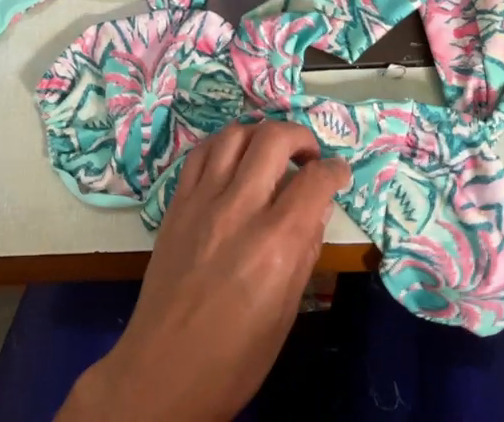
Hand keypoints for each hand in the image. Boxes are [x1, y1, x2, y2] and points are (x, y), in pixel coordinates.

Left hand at [59, 121, 351, 421]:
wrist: (163, 370)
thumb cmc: (236, 356)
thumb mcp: (287, 310)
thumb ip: (305, 250)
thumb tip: (318, 206)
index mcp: (275, 243)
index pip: (315, 180)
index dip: (336, 169)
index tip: (340, 173)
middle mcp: (238, 209)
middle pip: (273, 139)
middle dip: (300, 137)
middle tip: (309, 156)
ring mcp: (201, 202)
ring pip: (234, 135)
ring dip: (260, 134)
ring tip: (272, 153)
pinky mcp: (175, 204)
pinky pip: (200, 154)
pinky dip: (224, 145)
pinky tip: (234, 160)